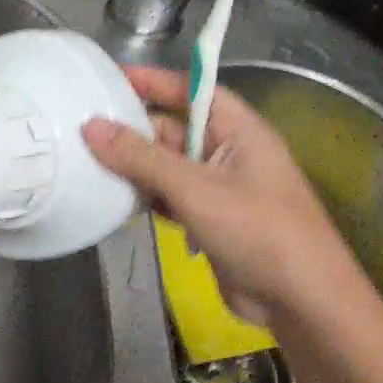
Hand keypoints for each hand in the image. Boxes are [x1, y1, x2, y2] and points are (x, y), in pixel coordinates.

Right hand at [80, 67, 363, 327]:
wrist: (302, 304)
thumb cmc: (259, 233)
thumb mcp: (195, 189)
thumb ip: (141, 157)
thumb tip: (89, 126)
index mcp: (241, 133)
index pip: (195, 91)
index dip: (155, 81)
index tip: (109, 78)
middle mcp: (230, 154)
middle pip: (173, 129)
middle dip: (132, 127)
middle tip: (79, 124)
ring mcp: (219, 189)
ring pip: (165, 165)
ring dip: (131, 164)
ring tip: (82, 158)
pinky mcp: (208, 219)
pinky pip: (166, 196)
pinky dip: (141, 195)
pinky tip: (109, 197)